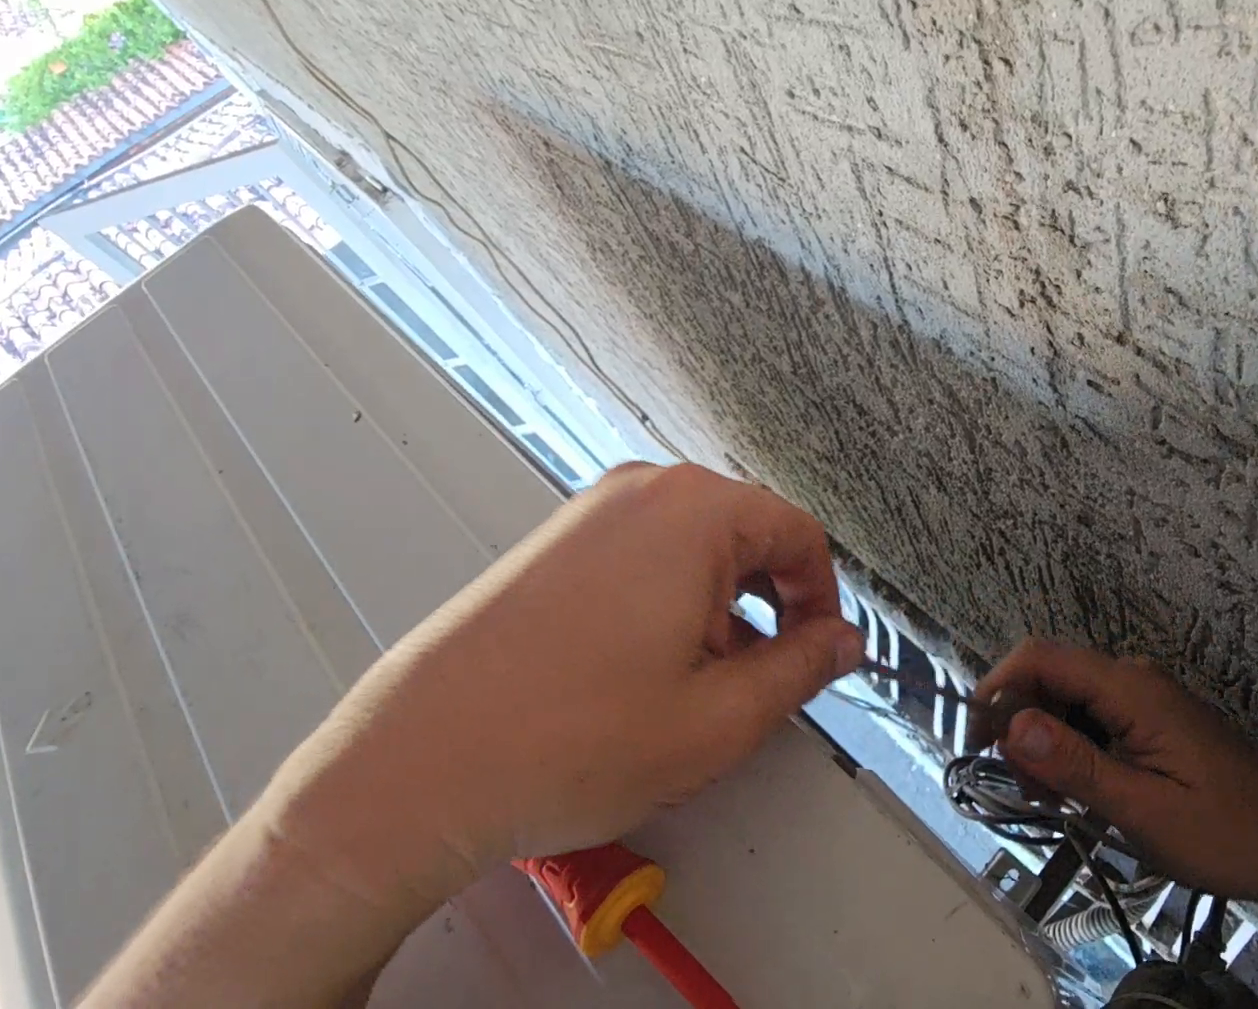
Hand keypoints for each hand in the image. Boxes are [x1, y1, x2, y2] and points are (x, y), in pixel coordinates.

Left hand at [258, 462, 863, 910]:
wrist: (417, 767)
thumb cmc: (569, 740)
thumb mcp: (721, 717)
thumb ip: (803, 669)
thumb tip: (840, 644)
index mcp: (695, 511)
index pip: (798, 533)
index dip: (823, 597)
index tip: (819, 650)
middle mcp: (643, 491)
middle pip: (746, 533)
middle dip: (769, 603)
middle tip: (761, 675)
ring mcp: (590, 512)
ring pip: (695, 546)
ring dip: (719, 606)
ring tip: (698, 681)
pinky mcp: (555, 542)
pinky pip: (644, 554)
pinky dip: (670, 600)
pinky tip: (646, 668)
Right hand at [964, 639, 1257, 913]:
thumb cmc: (1226, 836)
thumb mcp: (1143, 811)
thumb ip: (1075, 765)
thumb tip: (1010, 723)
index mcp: (1132, 689)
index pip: (1041, 656)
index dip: (998, 687)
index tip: (978, 740)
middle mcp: (1135, 678)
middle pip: (1050, 675)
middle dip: (1022, 724)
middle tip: (1030, 793)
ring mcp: (1146, 696)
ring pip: (1068, 697)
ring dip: (1045, 741)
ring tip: (1057, 800)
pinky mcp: (1152, 716)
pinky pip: (1093, 714)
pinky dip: (1072, 746)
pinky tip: (1082, 789)